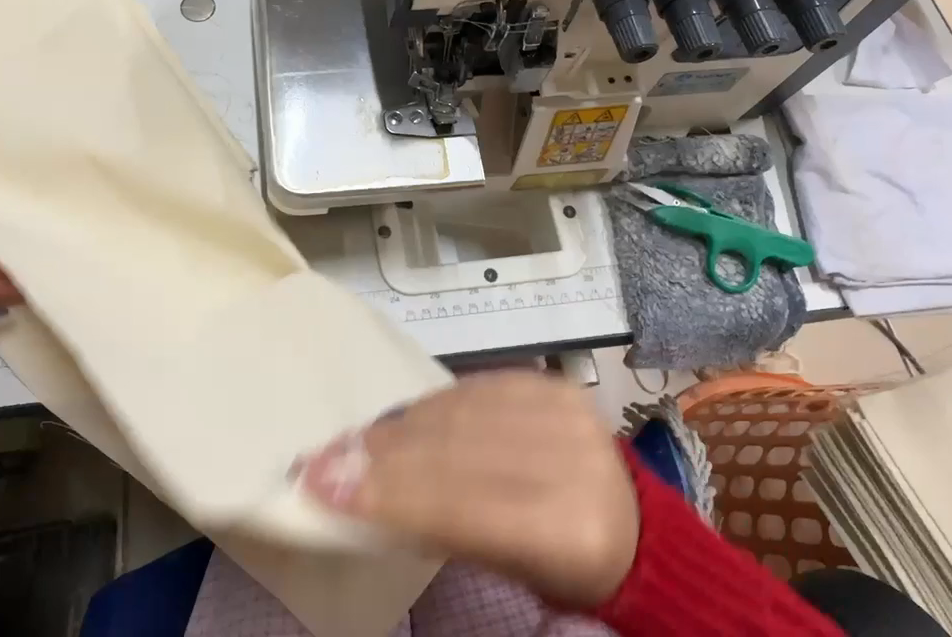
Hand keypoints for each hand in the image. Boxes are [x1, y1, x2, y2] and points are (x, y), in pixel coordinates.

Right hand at [300, 371, 637, 609]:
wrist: (630, 527)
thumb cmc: (558, 564)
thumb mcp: (504, 563)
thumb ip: (439, 524)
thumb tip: (357, 488)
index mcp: (570, 530)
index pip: (460, 506)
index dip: (386, 494)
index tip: (323, 485)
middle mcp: (574, 462)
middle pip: (454, 450)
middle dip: (379, 454)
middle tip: (321, 457)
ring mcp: (569, 415)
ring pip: (459, 412)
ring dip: (397, 426)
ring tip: (352, 439)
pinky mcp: (558, 387)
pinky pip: (477, 388)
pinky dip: (431, 403)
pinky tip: (399, 417)